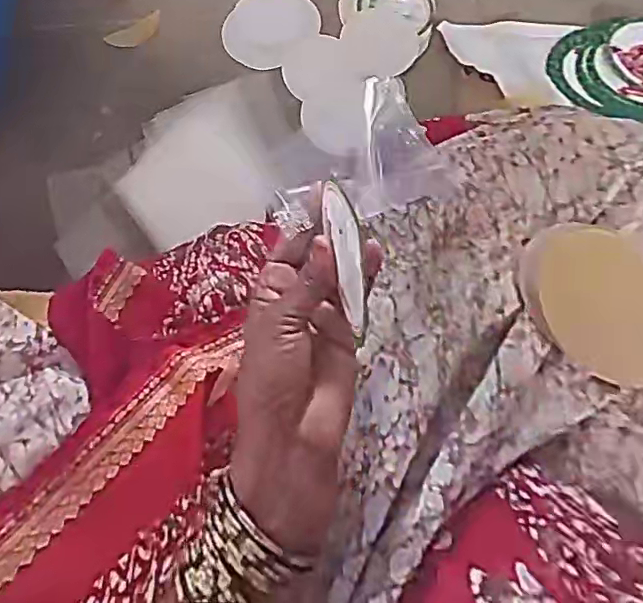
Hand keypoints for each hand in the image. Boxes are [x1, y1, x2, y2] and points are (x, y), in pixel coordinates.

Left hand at [230, 228, 383, 555]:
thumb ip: (309, 284)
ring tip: (361, 227)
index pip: (287, 251)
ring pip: (339, 276)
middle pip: (315, 259)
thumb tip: (326, 243)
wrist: (293, 443)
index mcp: (268, 295)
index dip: (302, 227)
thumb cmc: (271, 380)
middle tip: (344, 204)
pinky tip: (373, 255)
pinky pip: (357, 300)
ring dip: (349, 253)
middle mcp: (295, 300)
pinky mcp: (347, 334)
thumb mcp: (281, 325)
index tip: (319, 199)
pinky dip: (365, 278)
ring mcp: (323, 317)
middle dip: (328, 234)